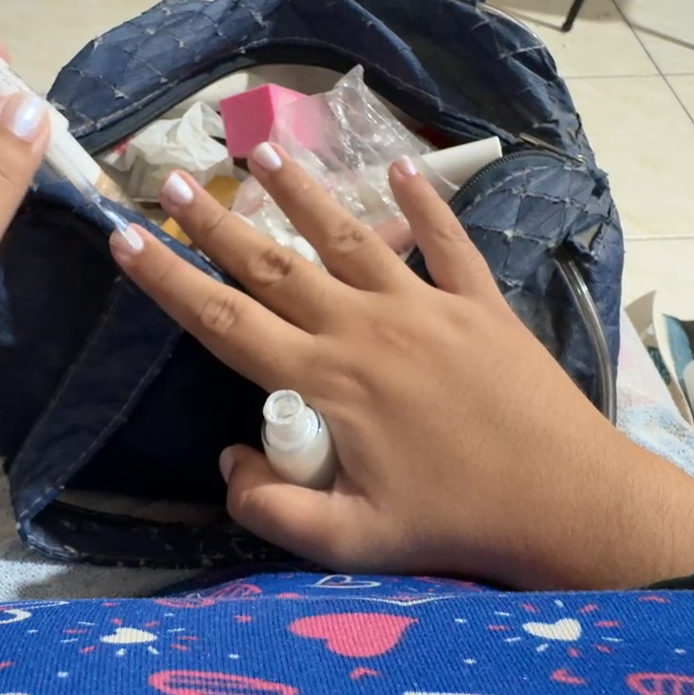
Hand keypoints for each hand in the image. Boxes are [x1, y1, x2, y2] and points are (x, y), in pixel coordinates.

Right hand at [110, 144, 693, 588]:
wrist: (567, 501)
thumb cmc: (455, 523)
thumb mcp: (349, 542)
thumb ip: (272, 506)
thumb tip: (229, 459)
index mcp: (327, 381)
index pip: (225, 322)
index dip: (168, 280)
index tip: (126, 237)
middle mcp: (364, 328)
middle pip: (273, 265)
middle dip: (215, 221)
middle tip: (173, 180)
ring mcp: (424, 308)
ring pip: (348, 237)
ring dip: (300, 193)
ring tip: (263, 152)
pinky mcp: (478, 304)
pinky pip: (446, 243)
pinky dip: (425, 203)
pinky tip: (402, 167)